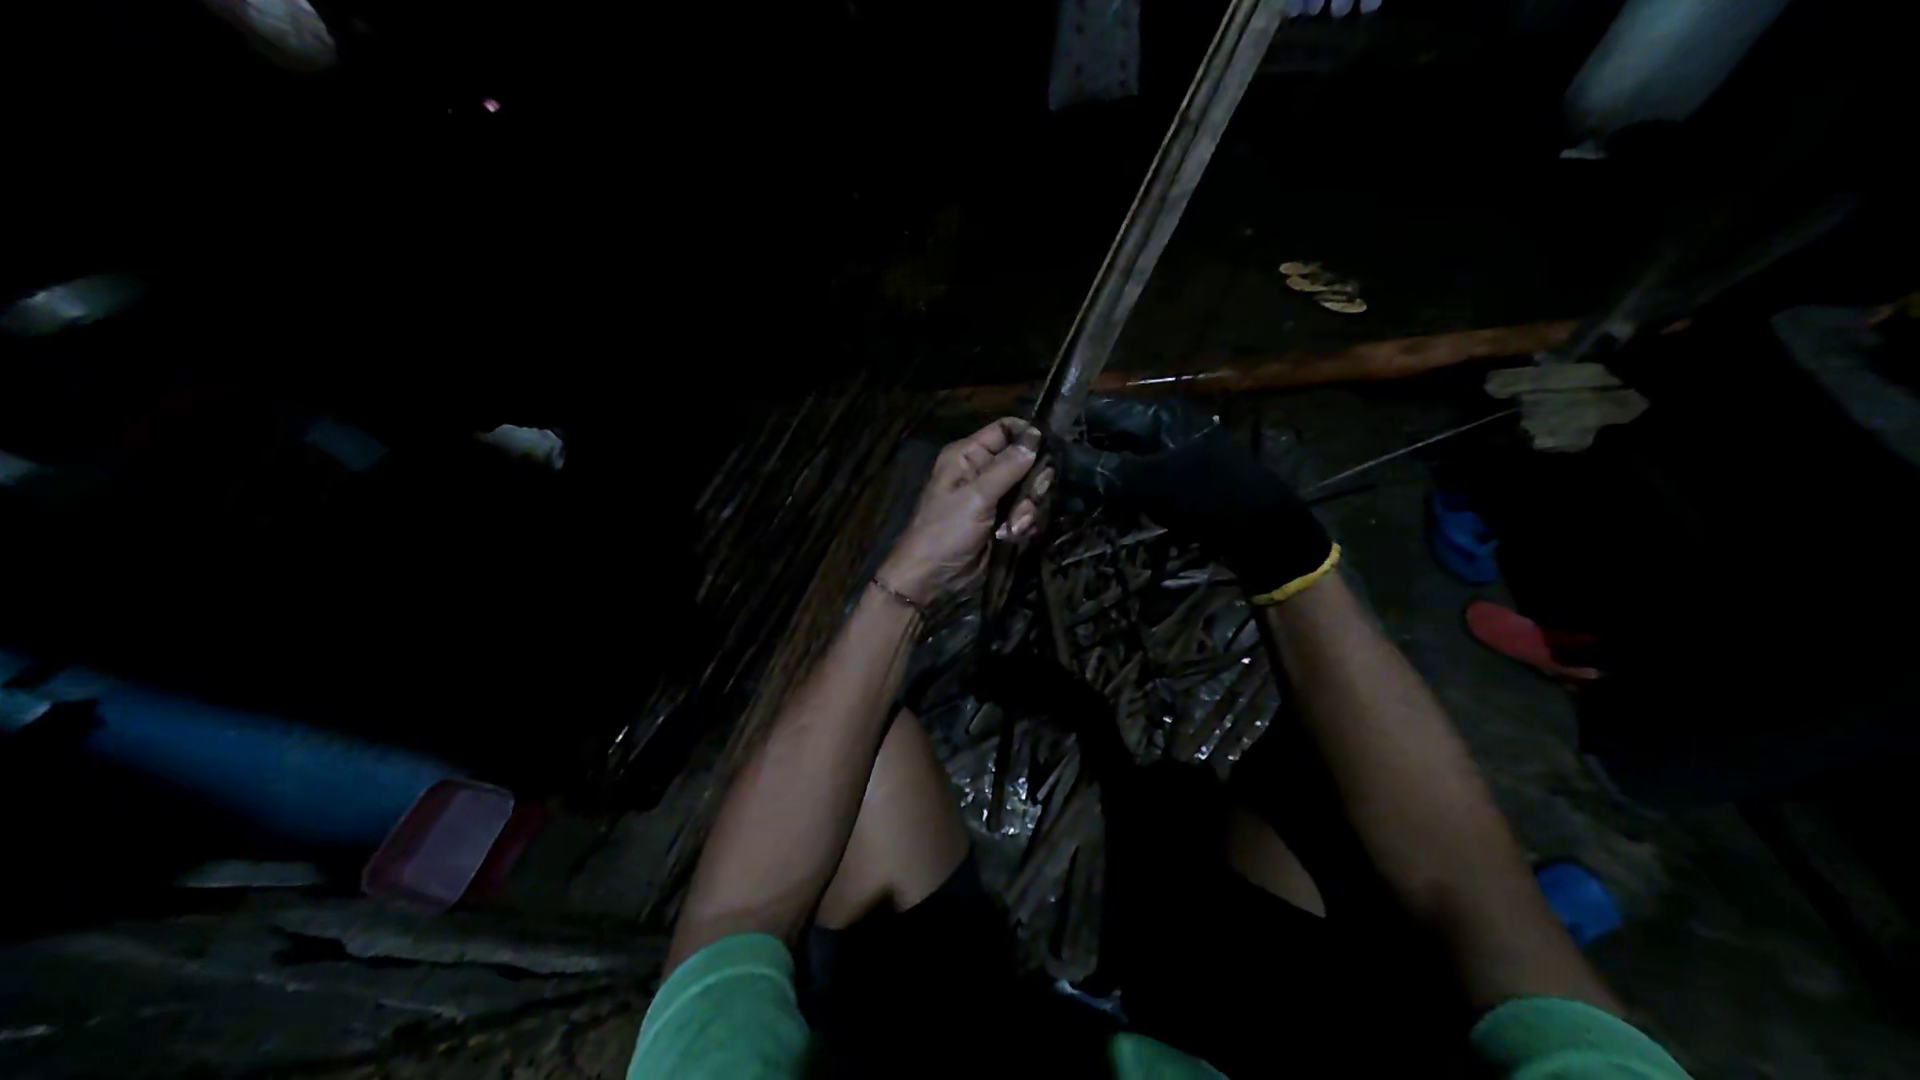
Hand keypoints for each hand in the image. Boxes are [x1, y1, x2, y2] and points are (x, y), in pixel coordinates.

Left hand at [877, 417, 1049, 605]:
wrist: (932, 575)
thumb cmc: (945, 531)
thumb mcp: (976, 496)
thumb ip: (1007, 467)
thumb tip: (1036, 436)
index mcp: (967, 455)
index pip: (1005, 429)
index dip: (1028, 436)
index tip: (1048, 451)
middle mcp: (982, 470)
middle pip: (1025, 461)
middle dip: (1032, 483)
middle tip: (1029, 499)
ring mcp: (993, 496)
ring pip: (1029, 489)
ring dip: (1027, 509)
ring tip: (1013, 526)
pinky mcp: (1001, 518)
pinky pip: (1026, 511)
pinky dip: (1024, 524)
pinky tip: (1012, 536)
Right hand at [1058, 396, 1337, 603]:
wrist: (1259, 533)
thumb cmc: (1209, 495)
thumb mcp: (1151, 481)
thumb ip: (1100, 468)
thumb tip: (1051, 456)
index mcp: (1156, 415)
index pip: (1098, 409)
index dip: (1064, 424)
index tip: (1032, 443)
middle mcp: (1153, 429)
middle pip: (1100, 436)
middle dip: (1070, 457)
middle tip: (1041, 478)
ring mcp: (1157, 458)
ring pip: (1107, 462)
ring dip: (1083, 480)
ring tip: (1056, 498)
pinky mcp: (1159, 484)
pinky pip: (1120, 482)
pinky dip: (1101, 494)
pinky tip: (1080, 508)